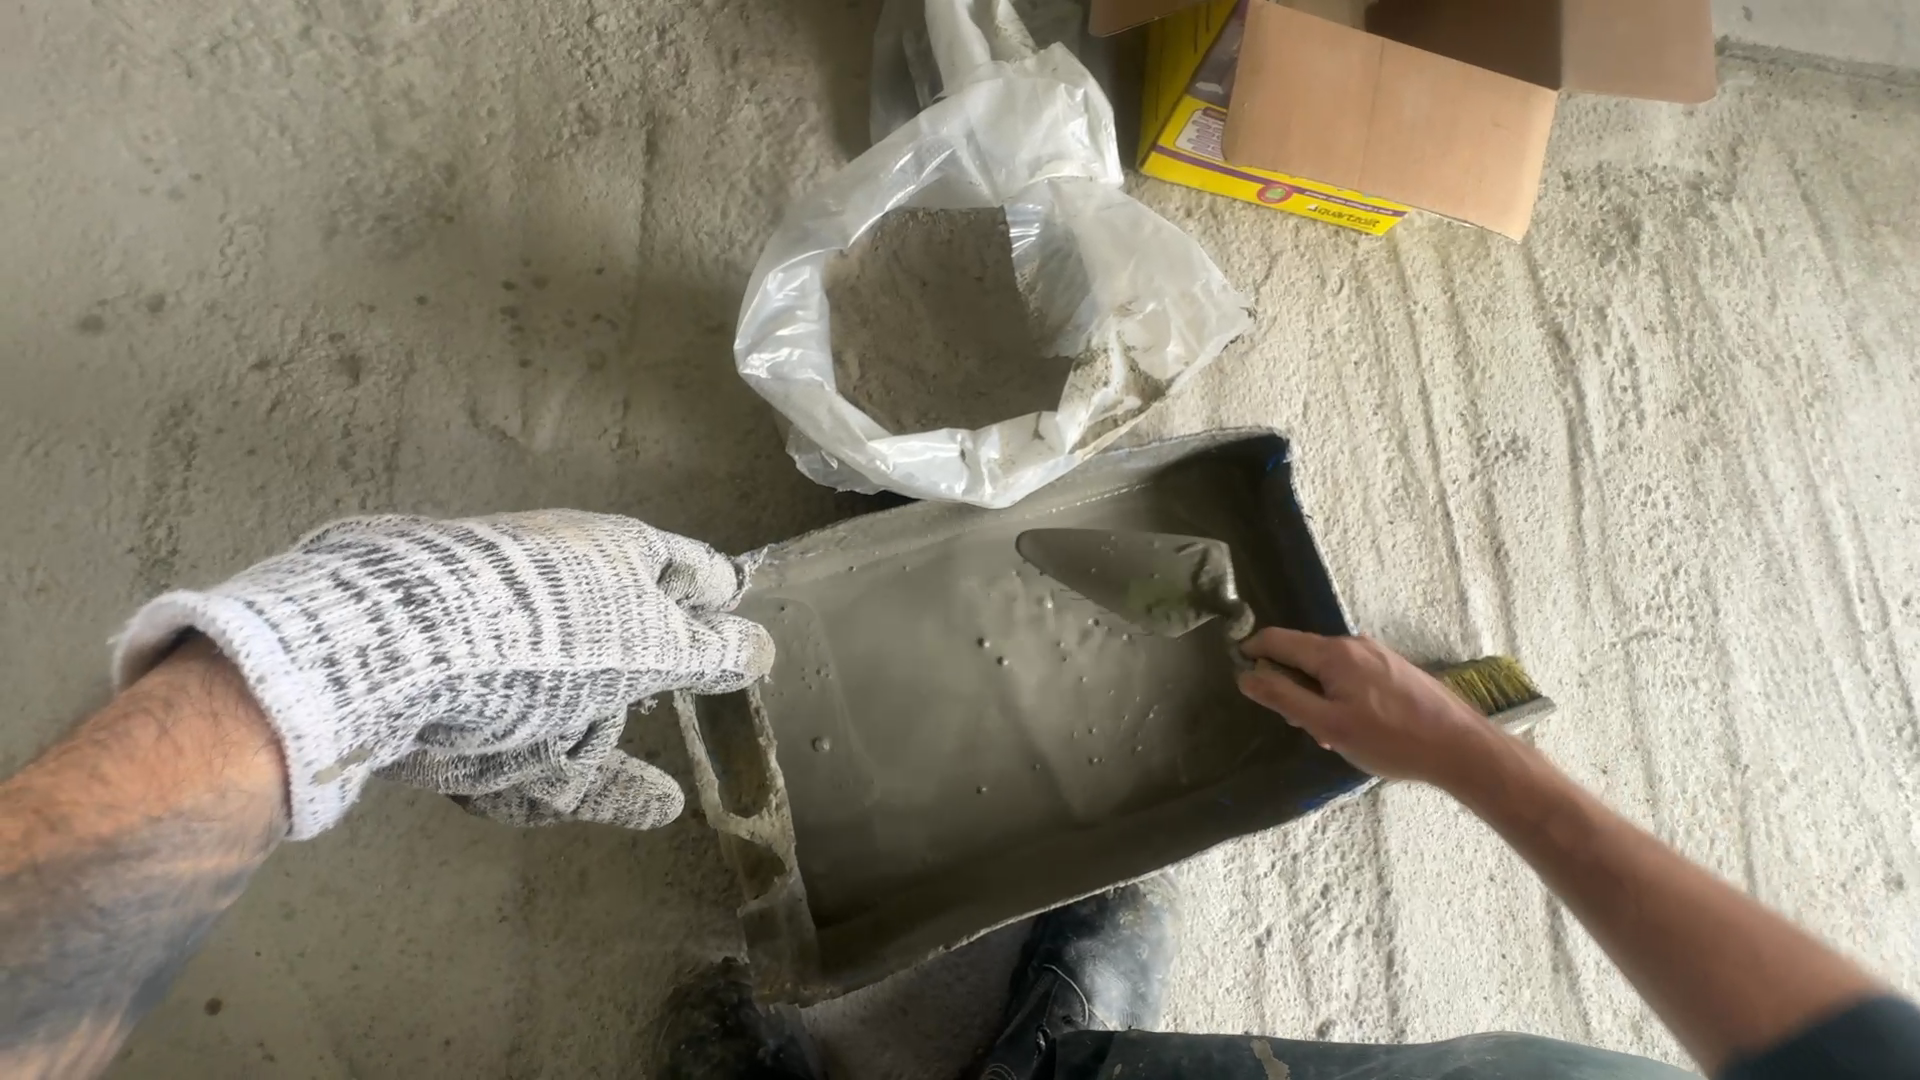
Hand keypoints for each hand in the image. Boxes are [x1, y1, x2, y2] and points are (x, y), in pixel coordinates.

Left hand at [112, 511, 773, 838]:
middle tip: (670, 702)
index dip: (718, 592)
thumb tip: (767, 648)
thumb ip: (714, 653)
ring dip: (606, 741)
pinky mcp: (462, 705)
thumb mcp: (653, 645)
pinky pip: (538, 748)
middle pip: (628, 641)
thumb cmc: (551, 632)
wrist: (388, 657)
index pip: (687, 568)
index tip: (737, 608)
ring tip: (645, 794)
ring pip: (578, 702)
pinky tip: (653, 806)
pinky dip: (587, 781)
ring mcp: (506, 650)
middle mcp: (561, 595)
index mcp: (612, 556)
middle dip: (653, 679)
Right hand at [1235, 628, 1497, 787]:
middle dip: (1289, 683)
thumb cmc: (1391, 740)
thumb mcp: (1327, 725)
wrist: (1464, 750)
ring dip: (1315, 693)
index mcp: (1332, 653)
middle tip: (1300, 723)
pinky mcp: (1395, 668)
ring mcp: (1377, 654)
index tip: (1241, 676)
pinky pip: (1350, 673)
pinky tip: (1356, 725)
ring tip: (1331, 732)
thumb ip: (1282, 697)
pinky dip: (1339, 693)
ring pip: (1327, 666)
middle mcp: (1353, 643)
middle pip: (1301, 654)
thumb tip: (1245, 676)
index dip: (1251, 653)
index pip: (1275, 639)